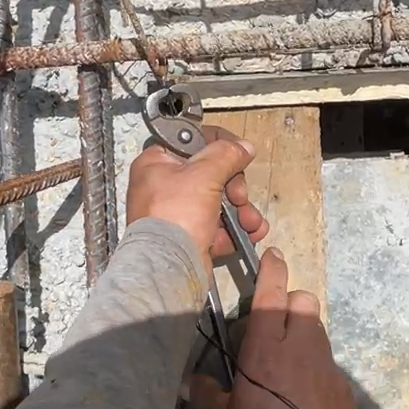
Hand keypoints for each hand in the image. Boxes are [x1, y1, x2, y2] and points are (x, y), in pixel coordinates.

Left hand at [125, 125, 267, 261]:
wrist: (169, 269)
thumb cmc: (175, 215)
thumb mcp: (203, 175)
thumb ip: (226, 155)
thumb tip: (244, 146)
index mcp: (156, 163)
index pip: (190, 139)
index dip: (217, 143)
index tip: (238, 151)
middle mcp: (164, 186)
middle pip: (210, 173)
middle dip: (235, 186)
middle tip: (239, 195)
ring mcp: (177, 214)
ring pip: (219, 202)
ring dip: (242, 210)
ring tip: (251, 220)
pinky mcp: (190, 237)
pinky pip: (219, 227)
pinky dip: (236, 230)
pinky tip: (252, 232)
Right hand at [186, 249, 354, 408]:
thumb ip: (207, 396)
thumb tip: (190, 382)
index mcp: (265, 348)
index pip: (271, 294)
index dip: (272, 270)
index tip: (272, 255)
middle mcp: (299, 346)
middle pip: (304, 301)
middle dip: (290, 302)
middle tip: (274, 325)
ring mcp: (326, 365)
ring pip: (318, 328)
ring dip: (304, 331)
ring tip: (288, 359)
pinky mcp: (343, 386)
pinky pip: (328, 360)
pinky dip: (316, 364)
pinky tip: (304, 391)